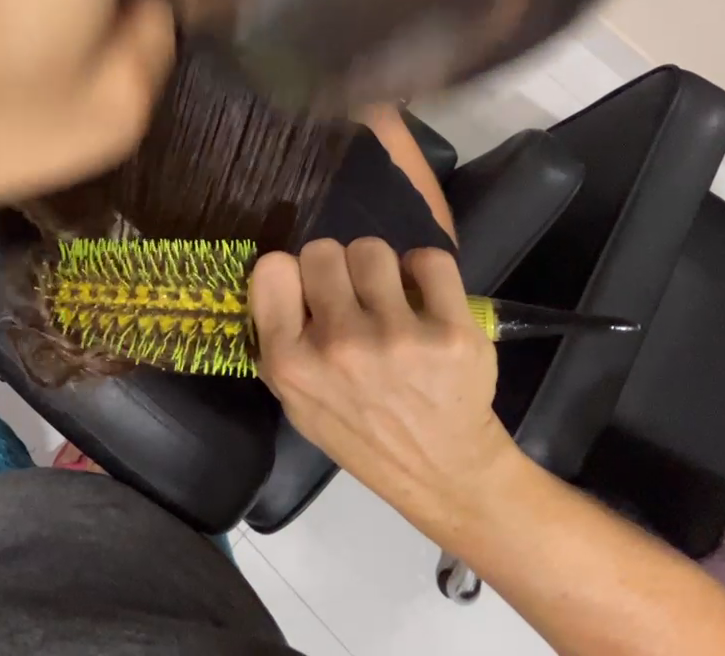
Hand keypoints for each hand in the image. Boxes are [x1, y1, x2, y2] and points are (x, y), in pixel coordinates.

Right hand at [252, 239, 519, 533]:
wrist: (443, 474)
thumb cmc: (359, 434)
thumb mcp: (295, 402)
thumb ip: (277, 341)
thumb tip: (275, 278)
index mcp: (291, 362)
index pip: (272, 268)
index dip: (292, 273)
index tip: (308, 291)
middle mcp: (339, 346)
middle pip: (324, 250)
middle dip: (336, 269)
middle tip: (351, 296)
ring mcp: (398, 338)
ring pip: (373, 249)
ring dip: (380, 269)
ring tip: (389, 299)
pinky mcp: (452, 333)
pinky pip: (431, 260)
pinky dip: (427, 272)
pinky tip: (426, 299)